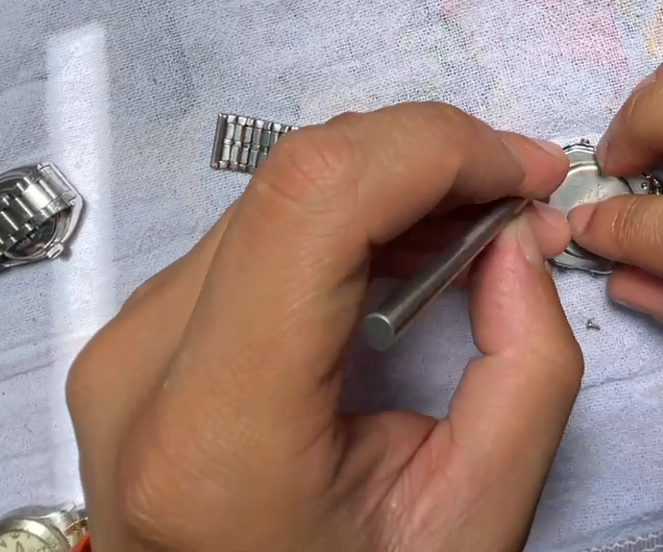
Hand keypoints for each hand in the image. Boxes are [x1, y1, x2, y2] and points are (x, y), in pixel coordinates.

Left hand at [67, 103, 577, 551]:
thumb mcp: (471, 526)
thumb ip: (527, 367)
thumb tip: (514, 233)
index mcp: (215, 426)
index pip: (315, 194)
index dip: (435, 148)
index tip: (525, 174)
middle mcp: (147, 357)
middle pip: (305, 175)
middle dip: (437, 160)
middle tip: (521, 201)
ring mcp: (135, 333)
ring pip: (292, 186)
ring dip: (404, 182)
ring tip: (481, 228)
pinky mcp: (150, 323)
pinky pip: (272, 221)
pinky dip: (362, 213)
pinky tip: (417, 247)